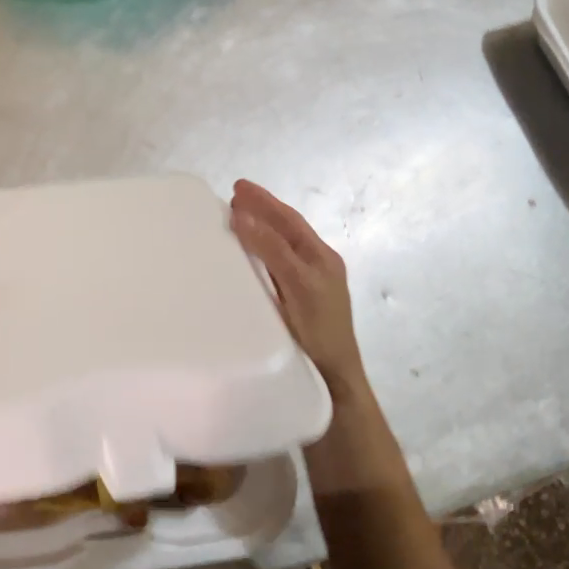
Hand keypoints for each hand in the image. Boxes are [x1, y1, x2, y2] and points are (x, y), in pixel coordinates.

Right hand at [230, 179, 365, 397]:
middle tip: (235, 195)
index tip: (238, 188)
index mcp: (321, 259)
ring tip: (237, 216)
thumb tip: (245, 216)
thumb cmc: (316, 334)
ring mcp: (310, 285)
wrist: (334, 380)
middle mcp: (318, 267)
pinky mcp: (299, 303)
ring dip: (262, 228)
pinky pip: (279, 265)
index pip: (289, 222)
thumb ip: (273, 251)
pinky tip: (248, 255)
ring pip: (284, 247)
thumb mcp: (296, 287)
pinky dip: (262, 250)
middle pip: (288, 230)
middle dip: (263, 210)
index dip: (264, 203)